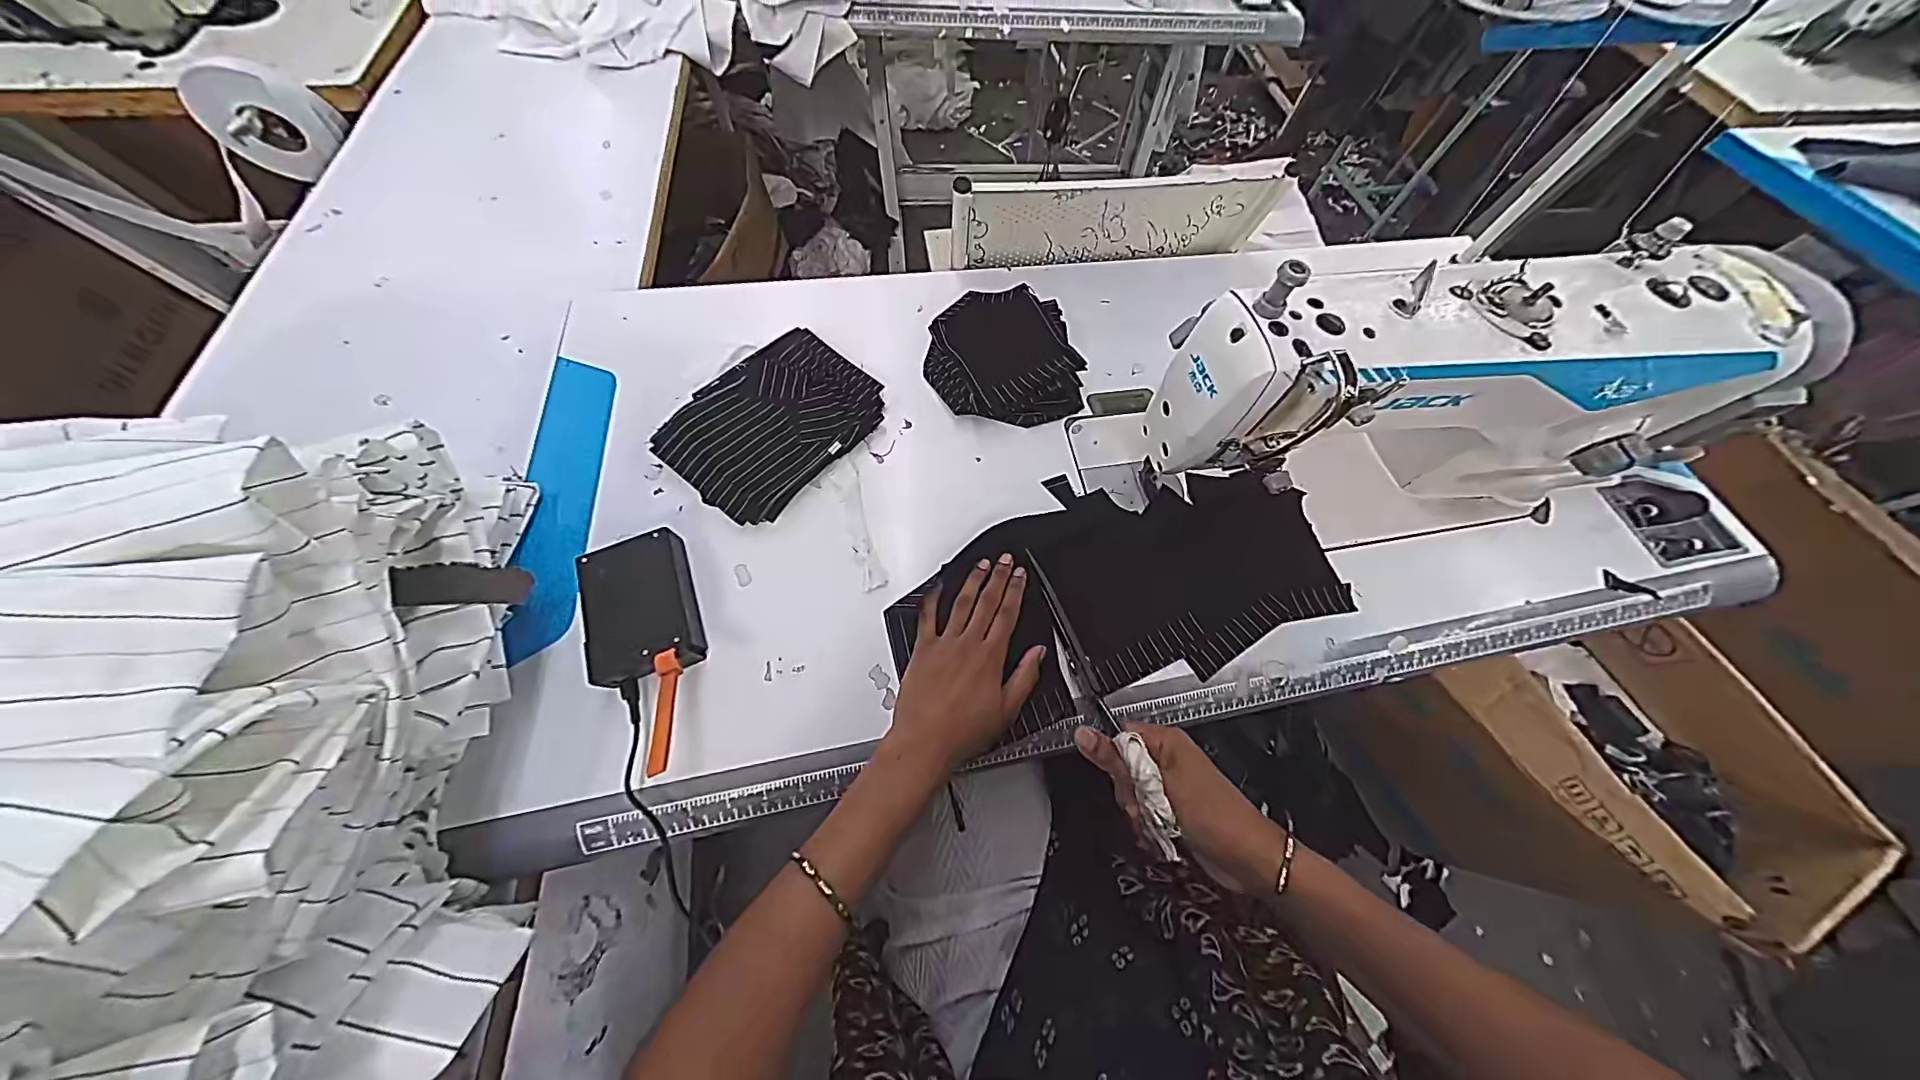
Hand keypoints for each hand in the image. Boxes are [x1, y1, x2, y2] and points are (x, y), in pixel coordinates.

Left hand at [887, 554, 1045, 773]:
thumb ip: (1025, 677)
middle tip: (1004, 561)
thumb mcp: (1007, 710)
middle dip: (998, 577)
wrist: (924, 741)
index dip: (1015, 591)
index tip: (1019, 576)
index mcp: (990, 658)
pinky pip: (928, 618)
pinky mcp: (922, 650)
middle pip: (986, 602)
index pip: (1007, 614)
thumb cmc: (962, 732)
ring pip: (961, 603)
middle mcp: (967, 645)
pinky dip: (933, 600)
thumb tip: (1038, 655)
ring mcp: (943, 645)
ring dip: (972, 581)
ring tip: (980, 566)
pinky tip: (938, 588)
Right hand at [1075, 723, 1288, 892]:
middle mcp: (1168, 761)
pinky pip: (1145, 817)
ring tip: (1162, 825)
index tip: (1128, 783)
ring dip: (1140, 818)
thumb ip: (1117, 760)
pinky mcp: (1173, 811)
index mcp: (1166, 741)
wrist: (1249, 859)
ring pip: (1131, 799)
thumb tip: (1084, 734)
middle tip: (1149, 808)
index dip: (1116, 764)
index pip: (1118, 740)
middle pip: (1122, 772)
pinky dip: (1150, 830)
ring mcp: (1171, 787)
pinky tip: (1164, 837)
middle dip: (1130, 798)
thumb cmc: (1216, 817)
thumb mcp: (1158, 785)